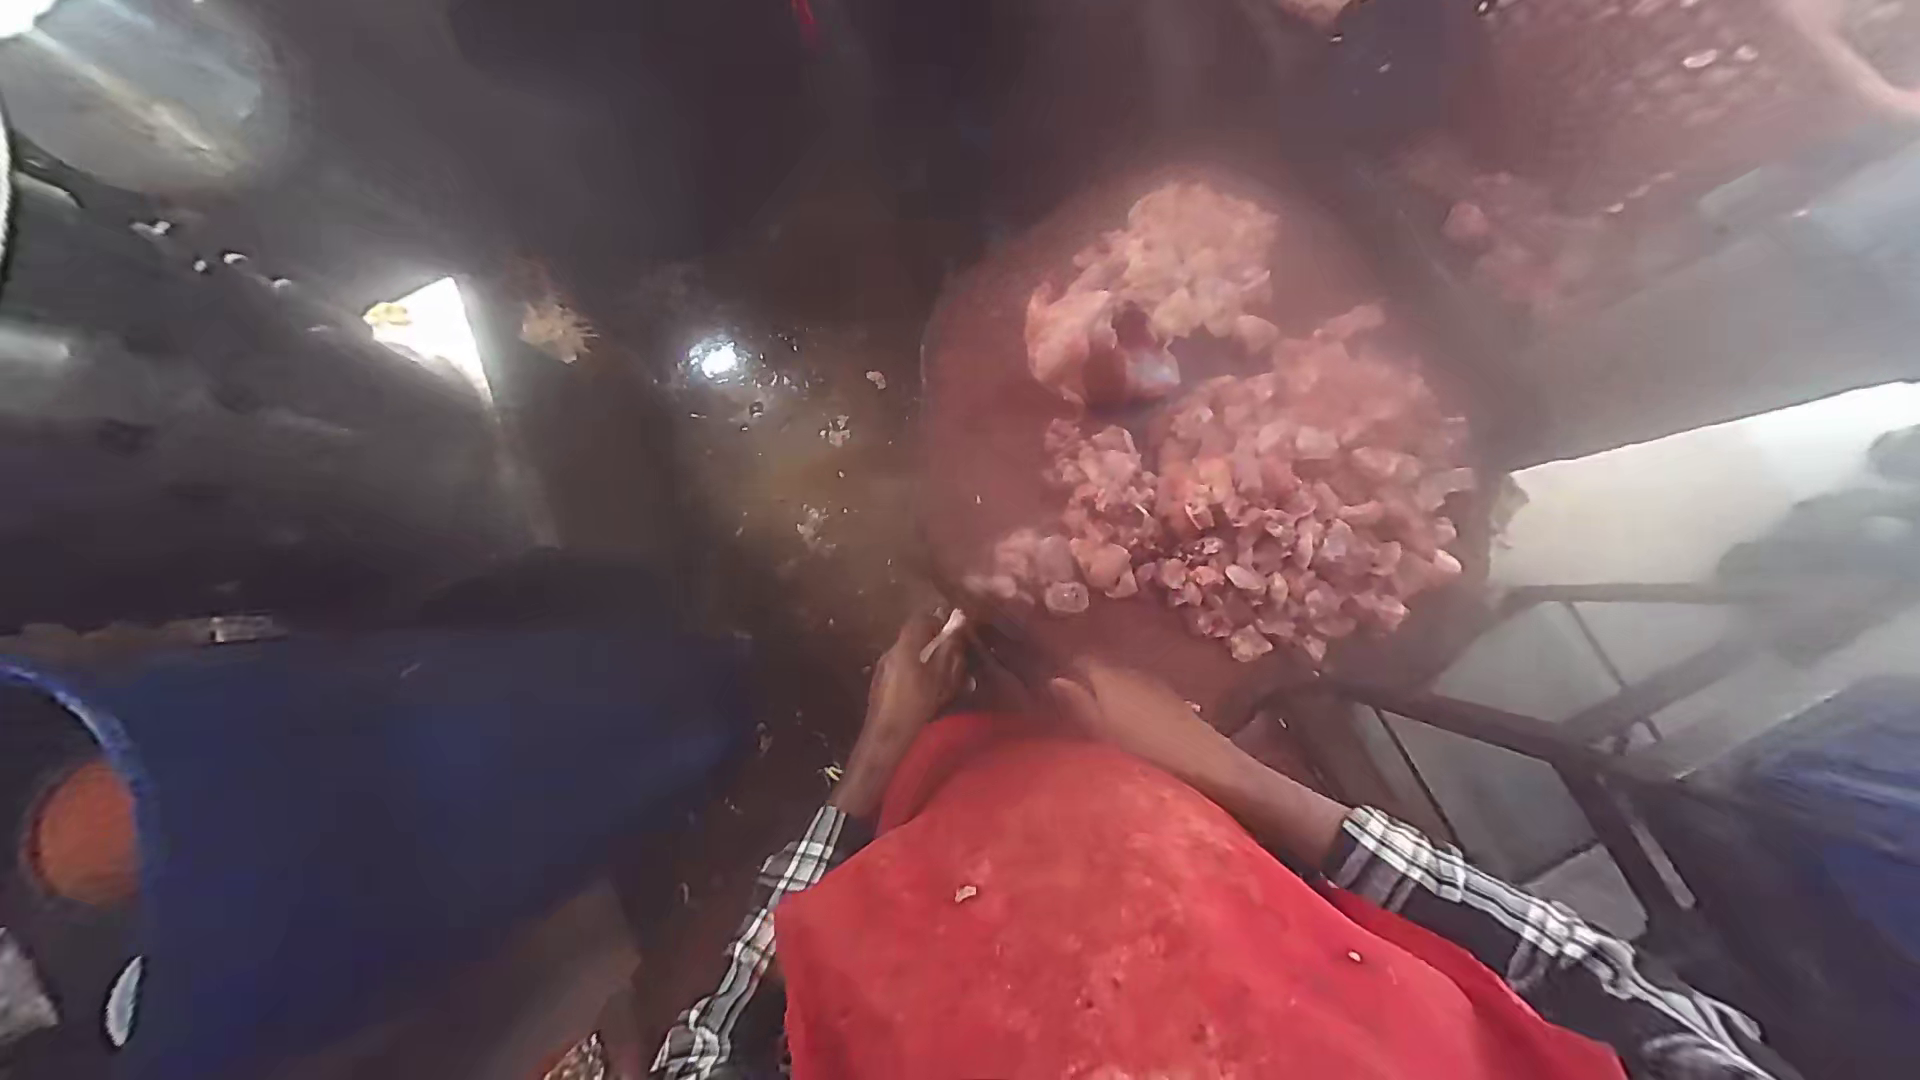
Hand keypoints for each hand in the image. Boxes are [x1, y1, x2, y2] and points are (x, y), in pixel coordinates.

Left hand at [829, 610, 969, 818]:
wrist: (884, 739)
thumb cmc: (915, 707)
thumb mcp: (939, 679)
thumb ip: (949, 649)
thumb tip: (958, 621)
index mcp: (903, 647)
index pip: (920, 619)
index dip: (938, 619)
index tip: (954, 628)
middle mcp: (890, 652)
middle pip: (913, 634)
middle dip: (934, 638)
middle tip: (954, 651)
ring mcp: (883, 667)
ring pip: (908, 650)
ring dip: (926, 654)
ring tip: (944, 670)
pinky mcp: (881, 681)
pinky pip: (902, 664)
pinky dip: (917, 667)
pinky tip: (928, 685)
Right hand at [1050, 658, 1348, 863]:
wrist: (1223, 775)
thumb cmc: (1155, 758)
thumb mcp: (1104, 737)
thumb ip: (1076, 706)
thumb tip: (1051, 679)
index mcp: (1109, 677)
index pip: (1073, 660)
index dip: (1055, 669)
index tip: (1037, 685)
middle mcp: (1130, 673)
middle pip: (1092, 668)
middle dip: (1074, 678)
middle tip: (1055, 701)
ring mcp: (1153, 686)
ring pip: (1113, 680)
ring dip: (1097, 690)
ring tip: (1082, 714)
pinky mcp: (1171, 703)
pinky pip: (1132, 692)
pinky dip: (1119, 702)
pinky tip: (1118, 724)